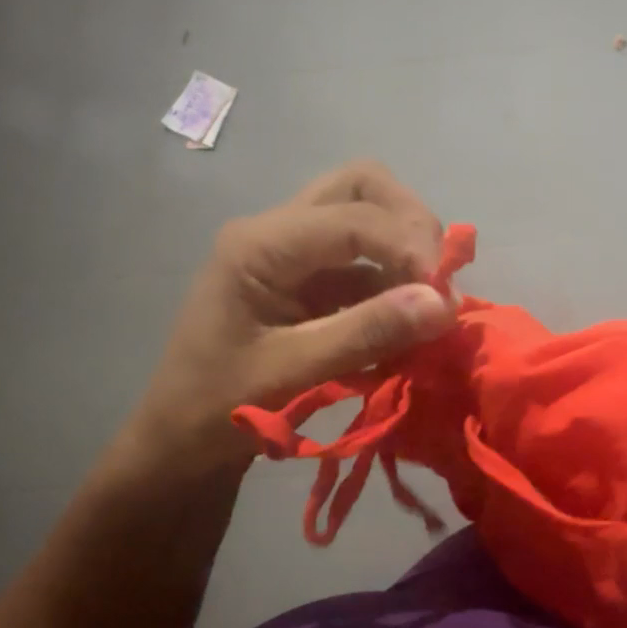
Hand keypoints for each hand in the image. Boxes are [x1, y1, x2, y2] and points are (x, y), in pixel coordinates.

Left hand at [130, 160, 455, 468]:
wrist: (181, 441)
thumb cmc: (220, 407)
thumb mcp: (293, 372)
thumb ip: (368, 333)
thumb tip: (445, 304)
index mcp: (260, 244)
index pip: (354, 215)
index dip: (410, 247)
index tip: (445, 299)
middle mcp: (278, 231)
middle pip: (362, 186)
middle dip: (412, 225)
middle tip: (439, 279)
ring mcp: (295, 255)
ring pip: (368, 216)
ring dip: (408, 253)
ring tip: (431, 306)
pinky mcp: (312, 283)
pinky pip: (367, 264)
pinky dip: (398, 286)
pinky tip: (410, 325)